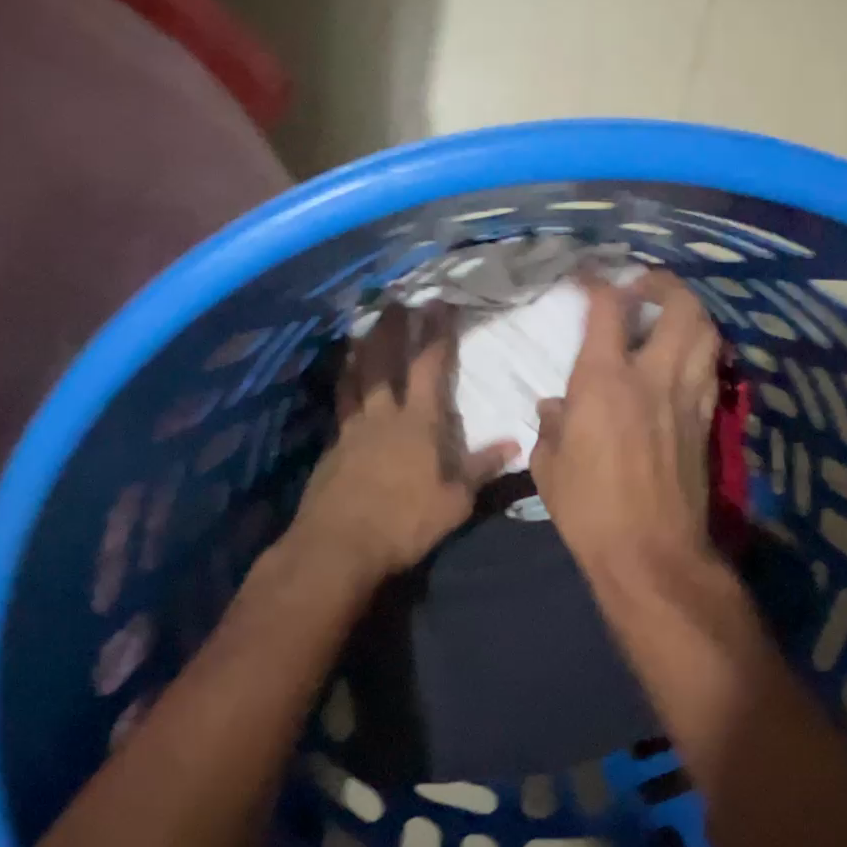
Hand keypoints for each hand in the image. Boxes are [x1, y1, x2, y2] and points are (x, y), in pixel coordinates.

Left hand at [288, 304, 517, 583]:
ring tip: (361, 331)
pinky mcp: (332, 447)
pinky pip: (340, 405)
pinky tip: (343, 384)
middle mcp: (383, 415)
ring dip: (360, 351)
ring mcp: (353, 429)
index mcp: (419, 423)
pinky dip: (343, 386)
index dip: (437, 333)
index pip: (431, 367)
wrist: (339, 544)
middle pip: (385, 362)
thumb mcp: (455, 501)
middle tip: (394, 302)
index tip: (440, 304)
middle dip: (392, 329)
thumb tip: (514, 443)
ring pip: (356, 379)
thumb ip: (480, 468)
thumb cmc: (405, 523)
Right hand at [531, 271, 720, 565]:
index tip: (586, 279)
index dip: (598, 284)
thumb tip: (555, 406)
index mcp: (604, 381)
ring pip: (705, 333)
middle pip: (679, 307)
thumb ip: (552, 426)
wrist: (651, 554)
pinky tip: (682, 359)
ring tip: (669, 316)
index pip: (608, 309)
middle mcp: (652, 377)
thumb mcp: (550, 467)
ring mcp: (687, 398)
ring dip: (690, 313)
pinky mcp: (705, 422)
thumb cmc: (589, 510)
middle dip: (664, 285)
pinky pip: (709, 369)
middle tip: (644, 286)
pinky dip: (699, 350)